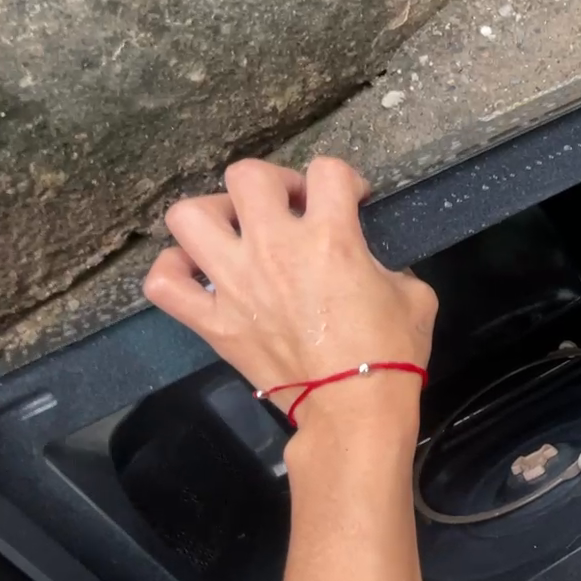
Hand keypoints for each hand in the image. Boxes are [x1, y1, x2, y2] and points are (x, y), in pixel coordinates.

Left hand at [142, 157, 437, 429]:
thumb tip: (371, 266)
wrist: (356, 408)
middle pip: (248, 176)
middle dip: (276, 183)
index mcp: (331, 239)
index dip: (345, 179)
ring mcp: (233, 284)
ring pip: (188, 216)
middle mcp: (274, 249)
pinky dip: (175, 271)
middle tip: (293, 208)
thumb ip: (389, 267)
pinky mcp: (211, 320)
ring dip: (215, 215)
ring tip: (240, 233)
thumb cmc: (393, 352)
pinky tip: (201, 275)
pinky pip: (163, 282)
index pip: (329, 172)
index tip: (353, 200)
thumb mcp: (416, 296)